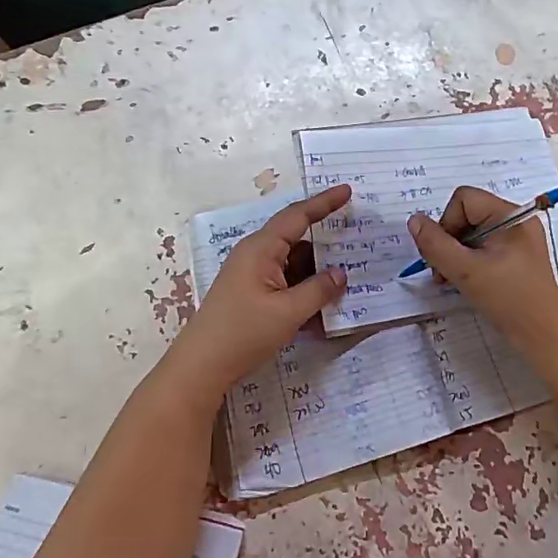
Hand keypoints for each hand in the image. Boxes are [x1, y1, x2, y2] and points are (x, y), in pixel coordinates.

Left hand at [167, 185, 350, 390]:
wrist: (201, 367)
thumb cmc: (243, 333)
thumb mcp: (288, 313)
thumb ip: (319, 290)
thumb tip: (341, 274)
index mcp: (261, 249)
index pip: (298, 215)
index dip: (324, 202)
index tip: (347, 190)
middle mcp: (255, 254)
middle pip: (297, 237)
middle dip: (325, 238)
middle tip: (356, 235)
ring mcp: (252, 274)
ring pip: (293, 261)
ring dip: (316, 268)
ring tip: (348, 273)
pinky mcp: (252, 292)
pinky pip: (285, 280)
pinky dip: (304, 286)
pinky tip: (324, 302)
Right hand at [407, 187, 557, 343]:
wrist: (545, 336)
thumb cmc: (509, 300)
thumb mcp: (466, 272)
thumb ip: (435, 244)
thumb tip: (415, 221)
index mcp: (511, 215)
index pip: (464, 199)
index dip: (446, 223)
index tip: (445, 254)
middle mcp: (517, 220)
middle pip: (467, 214)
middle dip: (449, 240)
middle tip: (443, 272)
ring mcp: (518, 239)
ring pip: (473, 232)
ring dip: (456, 253)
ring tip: (451, 280)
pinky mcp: (517, 257)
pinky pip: (484, 247)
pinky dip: (469, 261)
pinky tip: (465, 282)